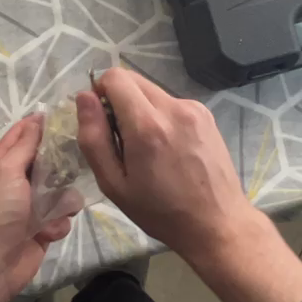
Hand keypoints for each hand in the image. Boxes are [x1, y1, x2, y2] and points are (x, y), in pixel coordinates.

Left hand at [0, 115, 77, 301]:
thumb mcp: (6, 173)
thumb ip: (24, 146)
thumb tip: (36, 119)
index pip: (21, 136)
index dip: (39, 124)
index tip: (65, 114)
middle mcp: (16, 182)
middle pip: (47, 161)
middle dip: (61, 163)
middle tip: (78, 159)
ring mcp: (30, 206)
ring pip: (61, 190)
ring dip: (62, 199)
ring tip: (55, 209)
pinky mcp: (42, 228)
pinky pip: (62, 217)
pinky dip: (57, 224)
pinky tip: (47, 232)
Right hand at [75, 68, 267, 266]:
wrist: (217, 223)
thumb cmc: (160, 212)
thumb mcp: (115, 184)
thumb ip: (94, 138)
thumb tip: (84, 97)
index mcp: (147, 125)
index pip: (115, 77)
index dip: (101, 93)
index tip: (103, 121)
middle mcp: (173, 107)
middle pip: (134, 80)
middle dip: (119, 100)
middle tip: (122, 139)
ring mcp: (194, 108)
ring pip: (153, 91)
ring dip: (141, 109)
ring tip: (148, 148)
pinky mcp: (206, 115)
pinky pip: (172, 103)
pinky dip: (162, 117)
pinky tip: (169, 149)